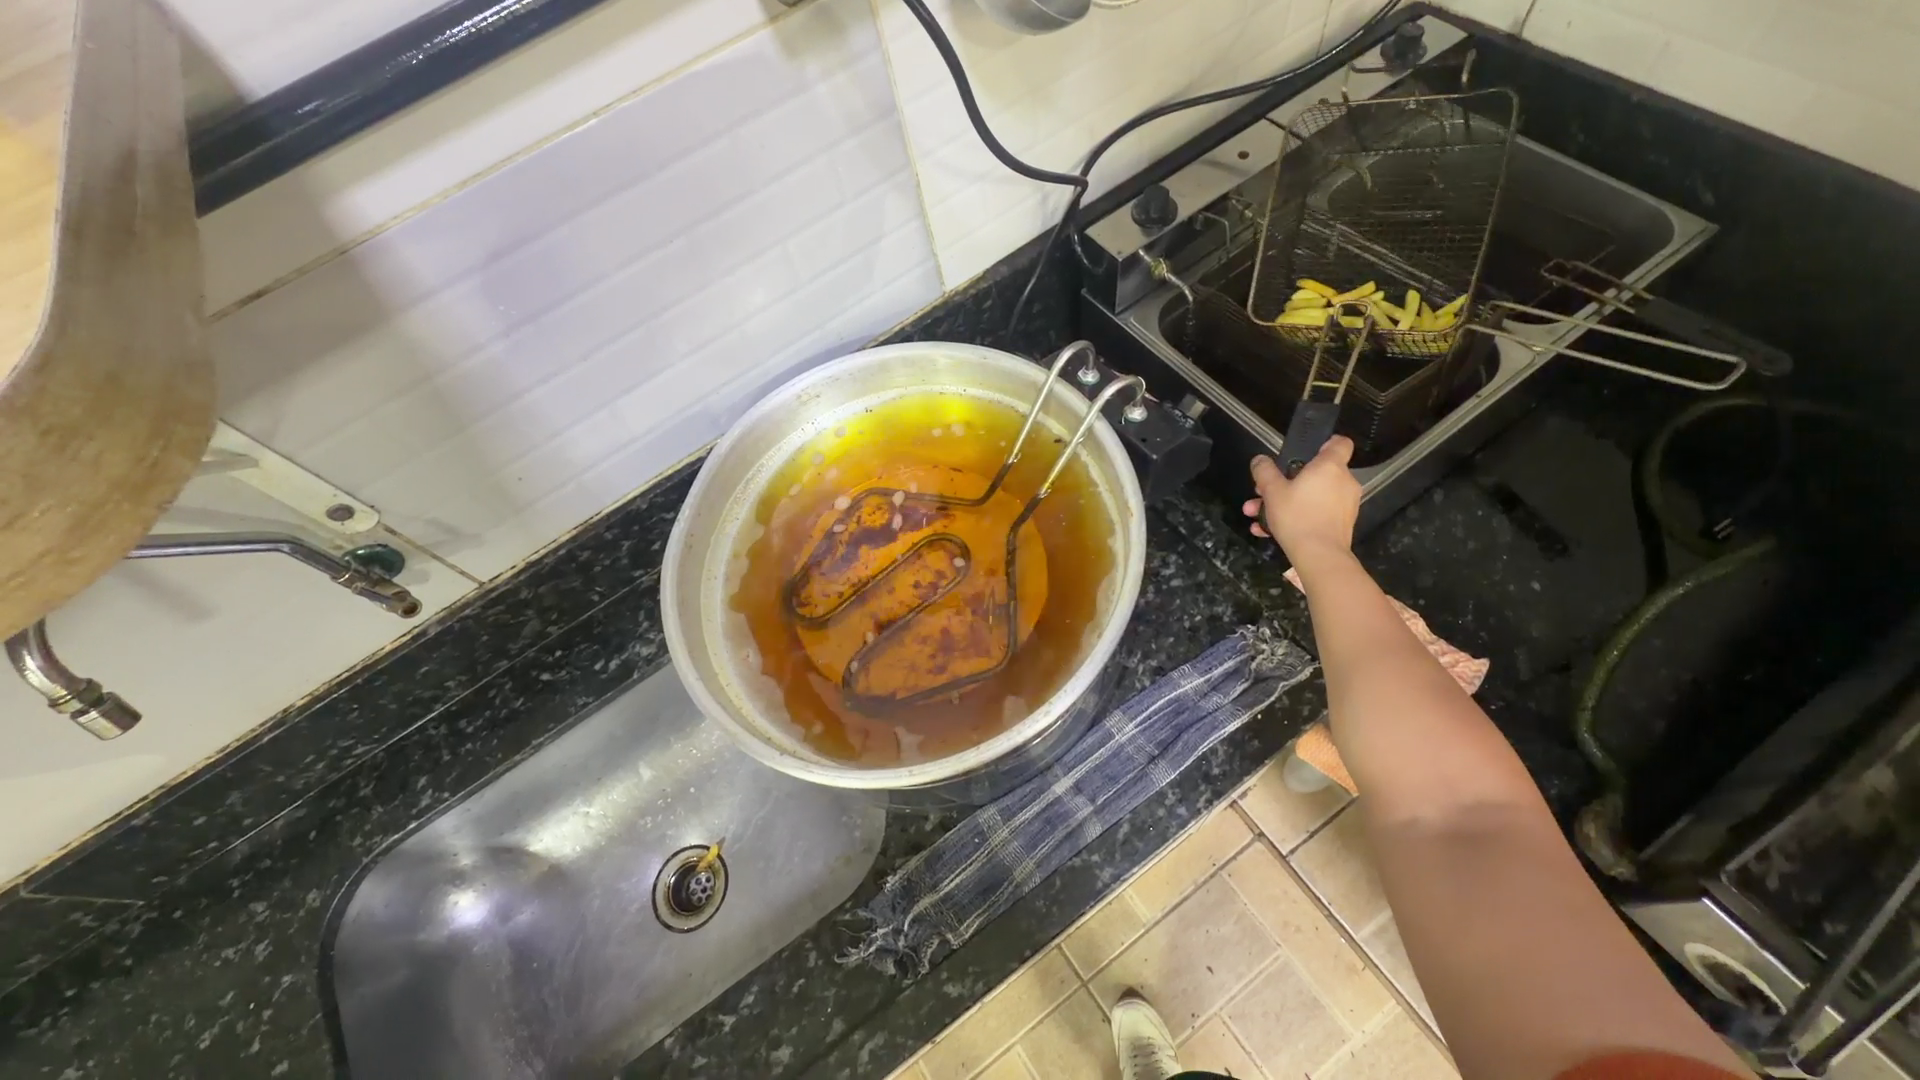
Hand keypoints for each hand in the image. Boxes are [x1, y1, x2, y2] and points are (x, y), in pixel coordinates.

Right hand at [1242, 437, 1360, 563]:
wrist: (1319, 556)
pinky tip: (1268, 532)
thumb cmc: (1297, 516)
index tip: (1305, 453)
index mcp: (1330, 466)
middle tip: (1262, 493)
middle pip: (1315, 474)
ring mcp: (1345, 504)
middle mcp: (1343, 482)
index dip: (1324, 443)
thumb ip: (1264, 472)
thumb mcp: (1272, 491)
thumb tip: (1260, 460)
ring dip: (1284, 503)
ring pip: (1311, 496)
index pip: (1340, 443)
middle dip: (1285, 482)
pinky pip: (1315, 513)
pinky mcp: (1341, 524)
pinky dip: (1296, 518)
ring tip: (1257, 517)